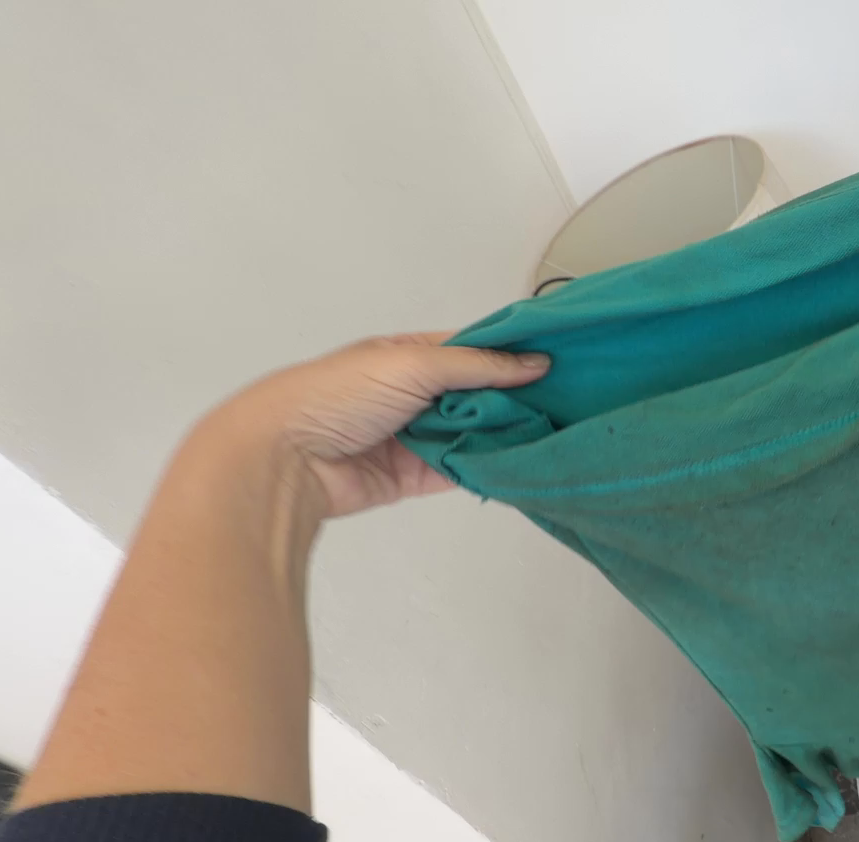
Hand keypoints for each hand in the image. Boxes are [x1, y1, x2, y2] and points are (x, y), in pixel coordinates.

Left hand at [198, 332, 547, 518]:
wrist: (287, 460)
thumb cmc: (340, 396)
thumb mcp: (412, 364)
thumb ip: (479, 365)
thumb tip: (539, 363)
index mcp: (412, 357)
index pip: (474, 350)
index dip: (514, 352)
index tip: (561, 358)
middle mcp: (420, 394)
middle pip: (484, 392)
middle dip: (521, 395)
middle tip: (571, 398)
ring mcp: (423, 435)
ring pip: (482, 431)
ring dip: (512, 430)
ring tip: (561, 428)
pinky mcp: (426, 474)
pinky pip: (471, 467)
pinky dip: (496, 464)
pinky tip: (532, 459)